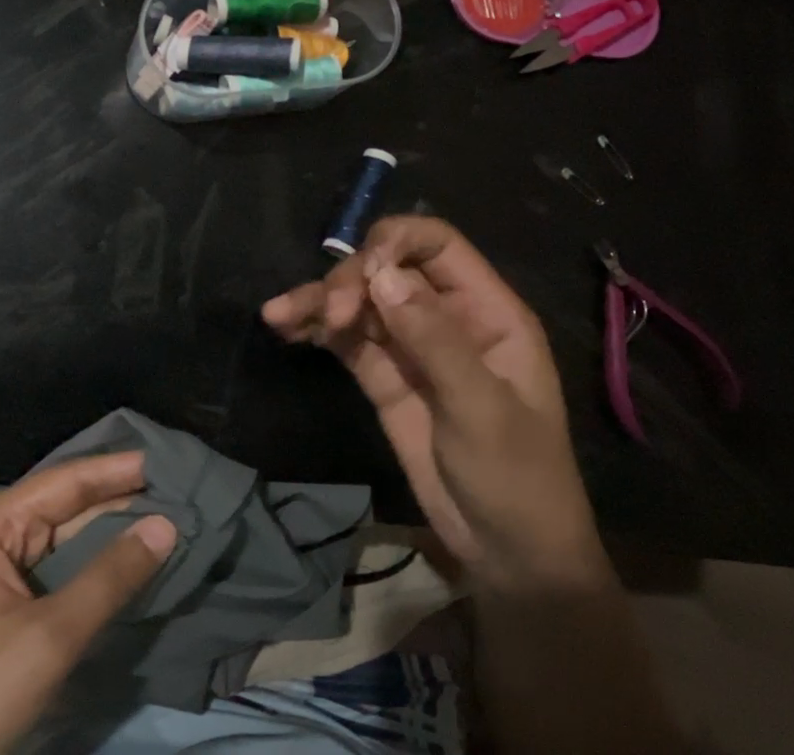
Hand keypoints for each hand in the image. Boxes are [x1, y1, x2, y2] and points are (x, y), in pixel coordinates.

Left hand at [0, 452, 177, 754]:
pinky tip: (137, 551)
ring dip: (116, 524)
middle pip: (68, 501)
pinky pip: (66, 561)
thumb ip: (110, 577)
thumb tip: (166, 525)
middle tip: (182, 485)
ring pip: (70, 531)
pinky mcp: (16, 595)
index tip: (169, 458)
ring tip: (172, 510)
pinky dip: (102, 555)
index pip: (65, 480)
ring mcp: (5, 564)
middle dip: (122, 494)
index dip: (117, 469)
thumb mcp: (52, 632)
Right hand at [263, 216, 607, 591]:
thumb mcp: (481, 408)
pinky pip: (345, 341)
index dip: (394, 243)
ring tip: (278, 314)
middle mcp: (446, 319)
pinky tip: (284, 327)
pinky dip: (314, 330)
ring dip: (318, 301)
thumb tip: (381, 274)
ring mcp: (410, 349)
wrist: (506, 549)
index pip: (438, 246)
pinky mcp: (383, 379)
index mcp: (487, 313)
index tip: (359, 273)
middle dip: (350, 282)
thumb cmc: (515, 476)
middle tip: (328, 316)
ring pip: (359, 304)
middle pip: (387, 270)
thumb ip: (433, 339)